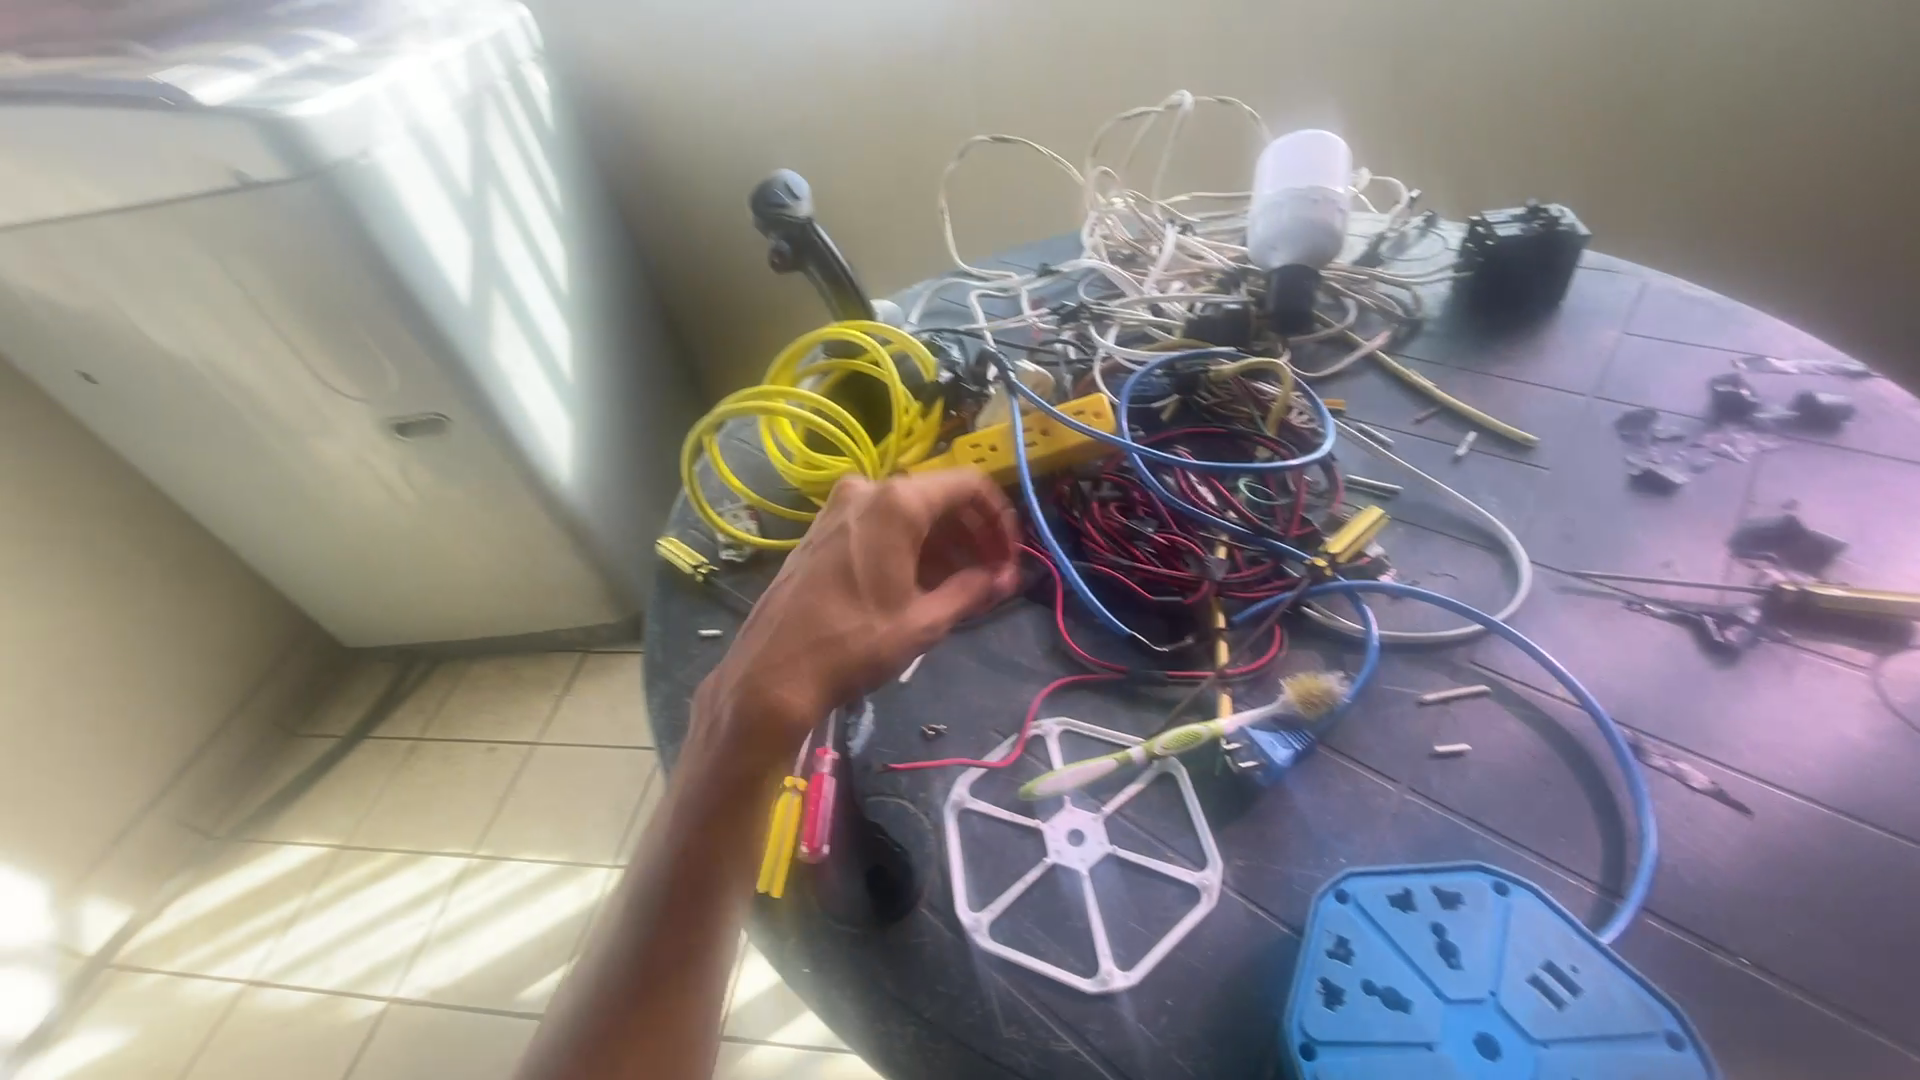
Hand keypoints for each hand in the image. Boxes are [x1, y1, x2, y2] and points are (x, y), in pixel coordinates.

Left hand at [693, 468, 1020, 769]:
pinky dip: (910, 547)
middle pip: (940, 498)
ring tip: (964, 588)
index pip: (970, 486)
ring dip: (944, 544)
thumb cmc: (854, 643)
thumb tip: (1005, 579)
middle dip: (973, 535)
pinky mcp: (823, 530)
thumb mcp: (924, 621)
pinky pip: (881, 525)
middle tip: (994, 577)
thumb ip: (973, 590)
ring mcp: (840, 508)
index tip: (1010, 557)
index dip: (1000, 519)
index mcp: (898, 502)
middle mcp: (868, 491)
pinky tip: (924, 585)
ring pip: (910, 513)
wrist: (773, 671)